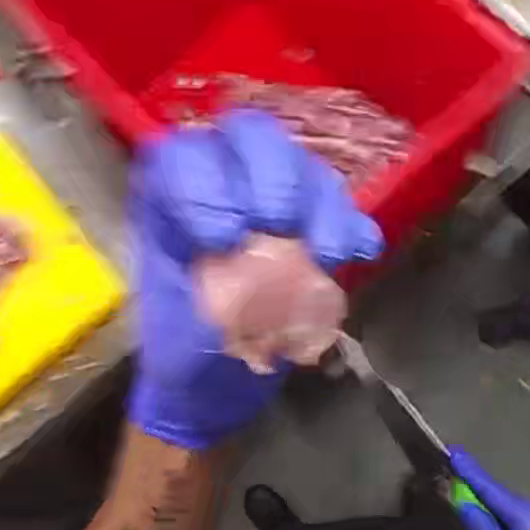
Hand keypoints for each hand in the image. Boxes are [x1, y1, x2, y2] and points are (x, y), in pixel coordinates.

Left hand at [127, 109, 381, 448]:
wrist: (214, 391)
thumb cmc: (186, 360)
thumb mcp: (182, 333)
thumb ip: (207, 297)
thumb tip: (246, 266)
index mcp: (169, 210)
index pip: (180, 159)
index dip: (204, 185)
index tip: (223, 239)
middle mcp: (219, 193)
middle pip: (249, 138)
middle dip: (271, 176)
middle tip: (279, 225)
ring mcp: (268, 209)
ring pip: (301, 167)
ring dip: (320, 204)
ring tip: (327, 254)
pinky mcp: (306, 235)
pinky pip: (338, 212)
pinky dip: (353, 228)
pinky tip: (361, 252)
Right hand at [450, 449, 529, 529]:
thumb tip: (463, 501)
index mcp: (527, 514)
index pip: (490, 486)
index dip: (468, 469)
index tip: (452, 449)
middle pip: (503, 499)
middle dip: (480, 497)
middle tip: (456, 498)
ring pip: (516, 514)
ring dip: (496, 517)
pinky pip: (529, 524)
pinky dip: (512, 527)